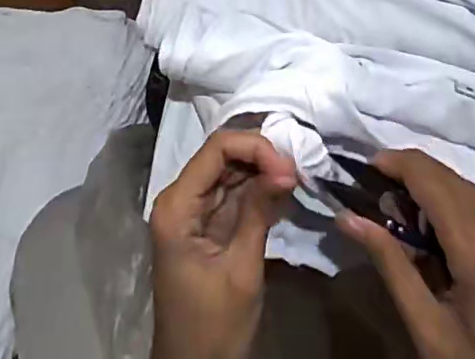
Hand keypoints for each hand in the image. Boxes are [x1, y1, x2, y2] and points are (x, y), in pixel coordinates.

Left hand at [150, 131, 297, 358]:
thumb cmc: (212, 327)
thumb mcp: (241, 269)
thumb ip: (259, 211)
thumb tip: (287, 166)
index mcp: (176, 206)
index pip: (217, 148)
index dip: (255, 147)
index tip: (288, 167)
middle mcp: (180, 198)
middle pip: (224, 153)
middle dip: (263, 156)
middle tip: (297, 172)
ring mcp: (194, 210)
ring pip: (233, 168)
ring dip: (265, 169)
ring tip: (296, 178)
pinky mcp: (208, 223)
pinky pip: (235, 190)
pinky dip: (261, 187)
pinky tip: (284, 191)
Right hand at [335, 149, 474, 358]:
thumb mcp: (432, 329)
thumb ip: (391, 265)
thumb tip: (348, 217)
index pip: (424, 172)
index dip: (389, 162)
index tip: (360, 173)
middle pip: (442, 174)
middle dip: (407, 184)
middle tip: (381, 218)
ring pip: (462, 184)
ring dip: (432, 197)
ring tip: (416, 241)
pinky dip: (458, 209)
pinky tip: (450, 246)